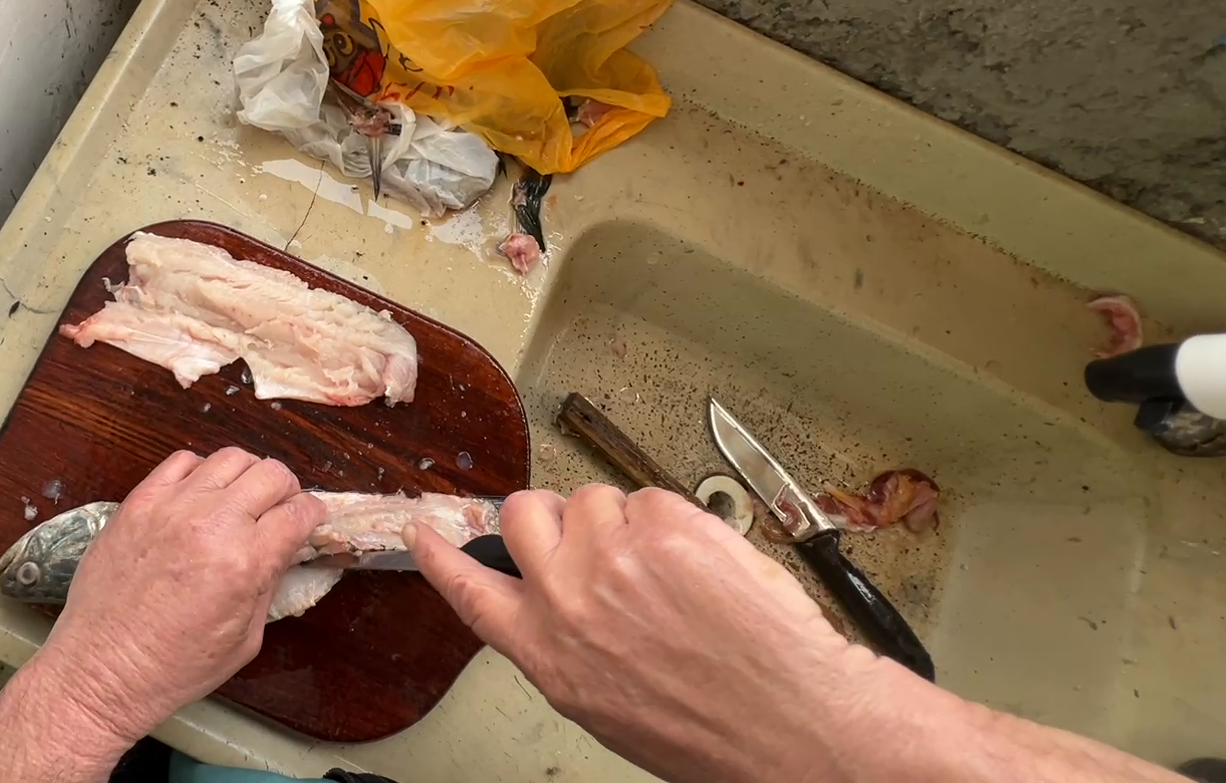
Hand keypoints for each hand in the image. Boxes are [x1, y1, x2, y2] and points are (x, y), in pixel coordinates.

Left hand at [37, 448, 324, 744]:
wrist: (99, 671)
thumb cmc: (174, 667)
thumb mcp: (245, 640)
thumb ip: (269, 582)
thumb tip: (285, 544)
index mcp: (244, 564)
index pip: (299, 512)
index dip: (311, 514)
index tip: (307, 519)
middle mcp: (212, 524)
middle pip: (272, 473)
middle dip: (286, 490)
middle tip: (278, 508)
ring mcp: (173, 506)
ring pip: (232, 457)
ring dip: (246, 475)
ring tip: (240, 499)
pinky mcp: (140, 499)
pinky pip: (184, 460)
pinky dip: (201, 472)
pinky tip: (199, 496)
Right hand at [408, 485, 906, 782]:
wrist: (803, 731)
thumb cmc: (713, 730)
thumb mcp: (607, 702)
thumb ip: (562, 640)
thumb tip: (550, 595)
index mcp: (549, 650)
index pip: (471, 590)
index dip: (442, 557)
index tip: (422, 531)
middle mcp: (565, 598)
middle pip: (523, 512)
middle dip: (553, 516)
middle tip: (593, 538)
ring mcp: (609, 555)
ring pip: (590, 497)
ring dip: (622, 521)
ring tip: (668, 571)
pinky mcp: (659, 525)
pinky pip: (645, 495)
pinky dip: (671, 520)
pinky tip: (701, 567)